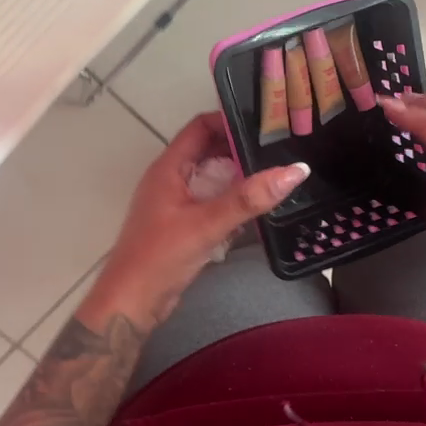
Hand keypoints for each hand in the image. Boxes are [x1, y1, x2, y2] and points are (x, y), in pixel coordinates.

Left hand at [79, 112, 308, 331]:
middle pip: (208, 151)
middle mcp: (170, 180)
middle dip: (240, 150)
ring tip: (277, 175)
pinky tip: (257, 210)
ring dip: (239, 178)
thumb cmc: (159, 257)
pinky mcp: (182, 227)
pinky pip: (211, 204)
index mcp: (168, 169)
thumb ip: (249, 199)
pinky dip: (232, 202)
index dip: (229, 121)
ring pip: (212, 180)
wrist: (131, 304)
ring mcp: (175, 204)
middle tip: (280, 149)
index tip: (266, 125)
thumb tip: (295, 171)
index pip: (200, 128)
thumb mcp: (207, 224)